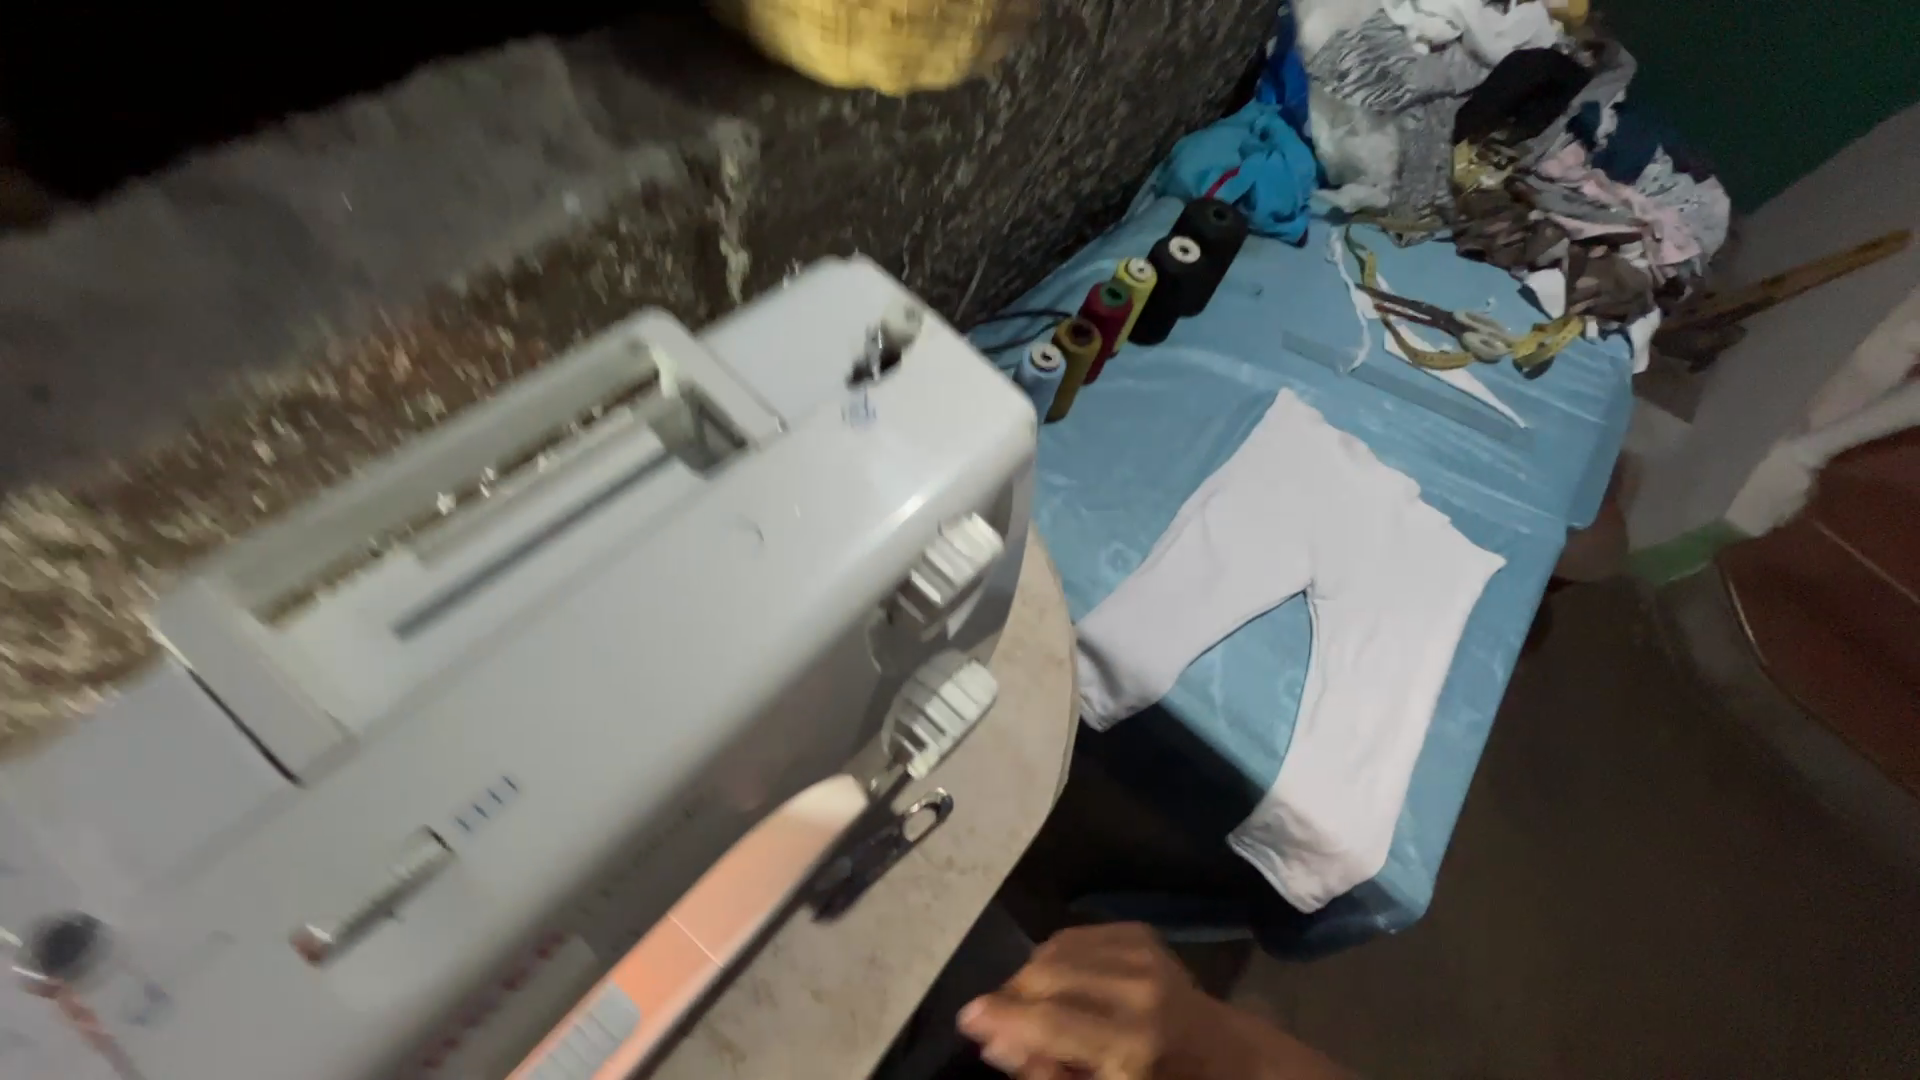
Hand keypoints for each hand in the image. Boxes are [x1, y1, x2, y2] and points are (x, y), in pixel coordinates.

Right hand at [955, 922, 1214, 1078]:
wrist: (1225, 1054)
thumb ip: (1052, 1075)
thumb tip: (999, 1045)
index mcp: (1135, 1041)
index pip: (1052, 1020)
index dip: (1005, 1017)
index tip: (967, 1018)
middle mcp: (1137, 986)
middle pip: (1048, 975)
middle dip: (1011, 996)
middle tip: (992, 1021)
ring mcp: (1140, 950)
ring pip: (1054, 948)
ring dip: (1028, 976)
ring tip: (1024, 1005)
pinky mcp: (1137, 931)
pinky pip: (1072, 936)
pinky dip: (1052, 957)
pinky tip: (1053, 982)